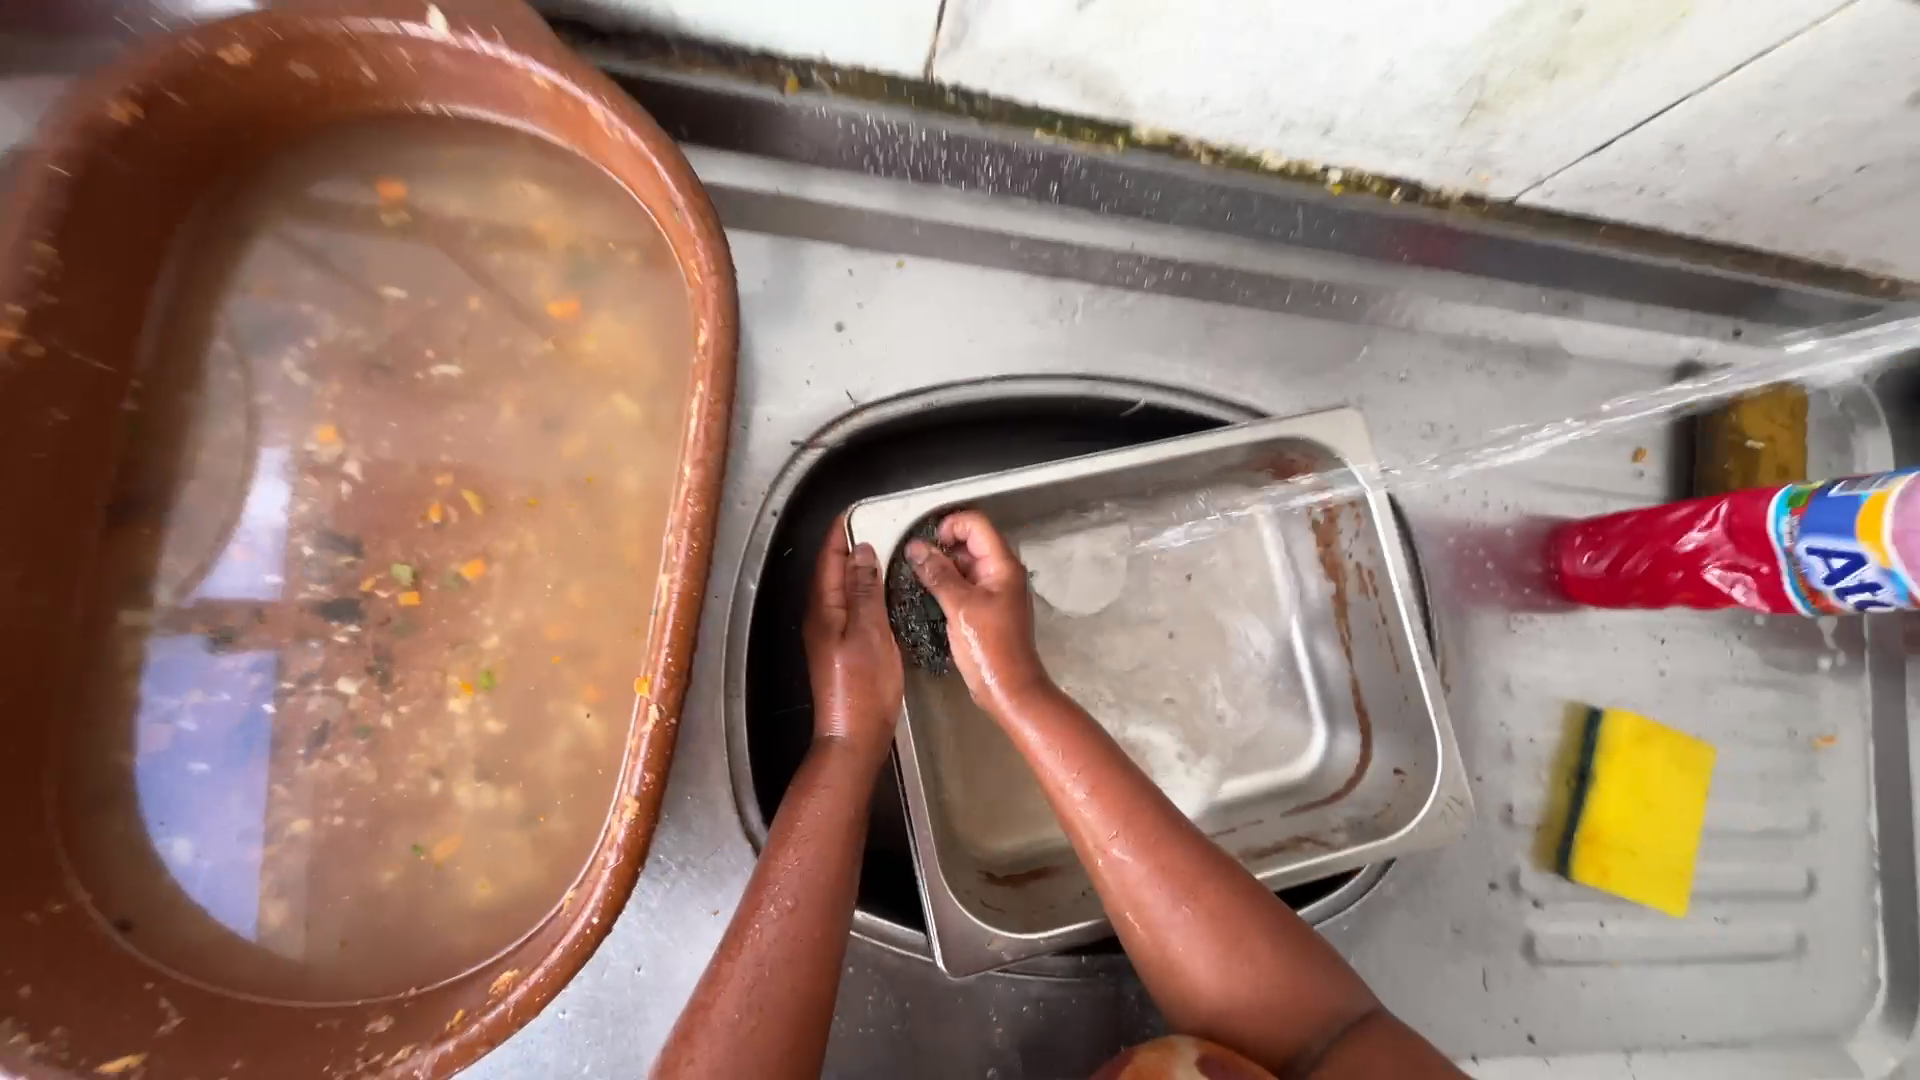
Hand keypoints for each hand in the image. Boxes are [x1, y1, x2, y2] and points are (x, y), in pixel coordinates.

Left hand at [803, 516, 903, 760]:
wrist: (854, 736)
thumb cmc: (863, 687)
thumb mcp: (869, 632)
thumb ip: (865, 590)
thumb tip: (862, 551)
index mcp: (823, 609)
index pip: (829, 559)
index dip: (841, 533)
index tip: (859, 511)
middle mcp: (820, 617)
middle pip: (832, 571)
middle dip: (850, 546)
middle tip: (878, 525)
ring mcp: (829, 634)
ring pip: (841, 589)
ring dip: (857, 568)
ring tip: (883, 550)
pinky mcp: (841, 647)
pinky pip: (849, 606)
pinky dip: (863, 590)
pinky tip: (881, 591)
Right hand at [906, 510, 1054, 719]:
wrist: (1009, 689)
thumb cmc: (989, 647)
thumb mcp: (959, 606)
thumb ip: (938, 574)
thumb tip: (916, 548)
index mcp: (1003, 565)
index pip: (977, 524)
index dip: (950, 525)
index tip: (926, 542)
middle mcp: (1002, 573)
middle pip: (971, 542)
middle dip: (943, 546)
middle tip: (917, 562)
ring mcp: (995, 591)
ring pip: (966, 564)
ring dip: (943, 566)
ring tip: (919, 578)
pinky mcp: (987, 609)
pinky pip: (966, 585)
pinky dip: (948, 584)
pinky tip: (930, 595)